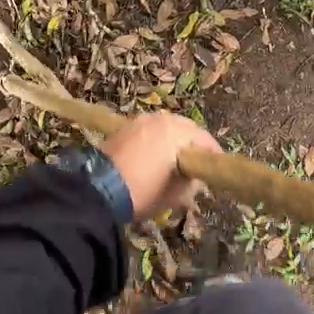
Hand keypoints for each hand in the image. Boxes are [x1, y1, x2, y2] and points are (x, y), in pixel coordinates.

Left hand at [99, 114, 219, 221]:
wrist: (99, 191)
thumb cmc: (144, 192)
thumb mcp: (177, 195)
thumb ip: (192, 182)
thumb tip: (194, 177)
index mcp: (176, 132)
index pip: (204, 138)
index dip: (212, 153)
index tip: (215, 168)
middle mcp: (159, 119)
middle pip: (185, 127)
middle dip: (193, 143)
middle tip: (196, 163)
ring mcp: (139, 121)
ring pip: (165, 126)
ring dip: (173, 139)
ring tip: (174, 158)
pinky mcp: (123, 127)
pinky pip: (148, 130)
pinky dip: (155, 139)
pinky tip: (153, 155)